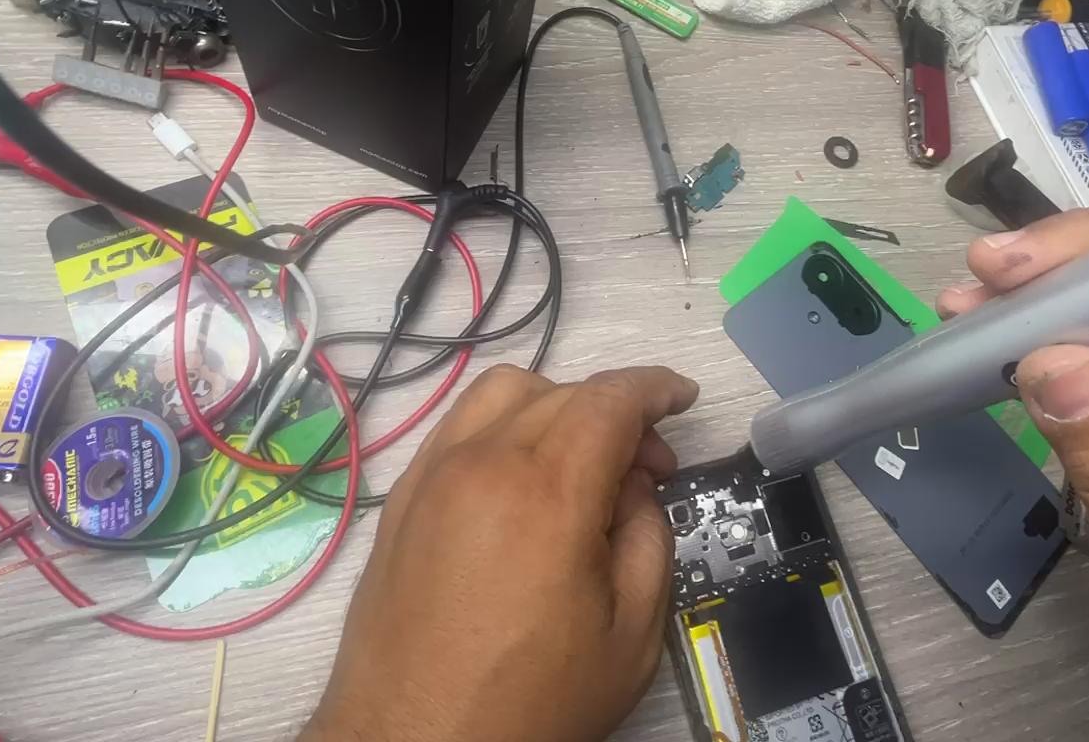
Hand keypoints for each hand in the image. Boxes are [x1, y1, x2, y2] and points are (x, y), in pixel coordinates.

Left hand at [301, 364, 698, 741]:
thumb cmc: (532, 701)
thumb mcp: (630, 634)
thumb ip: (648, 534)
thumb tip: (632, 480)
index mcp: (548, 493)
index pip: (611, 401)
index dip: (655, 388)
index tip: (682, 396)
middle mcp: (486, 461)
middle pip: (567, 392)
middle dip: (621, 411)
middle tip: (647, 467)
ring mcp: (437, 470)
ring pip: (508, 389)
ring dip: (559, 403)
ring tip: (581, 457)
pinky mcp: (407, 490)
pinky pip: (463, 420)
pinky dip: (507, 419)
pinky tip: (523, 466)